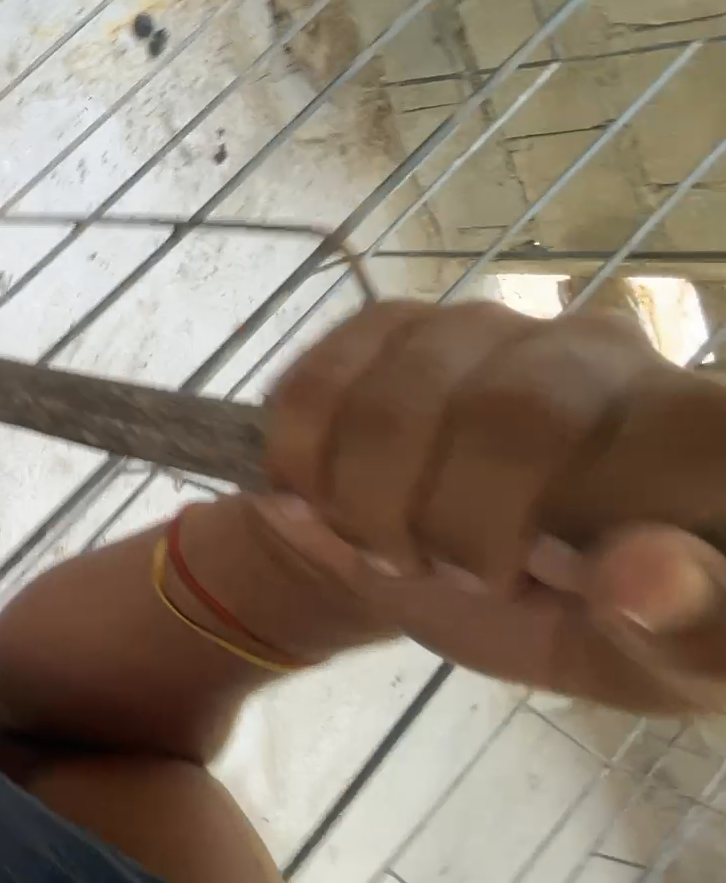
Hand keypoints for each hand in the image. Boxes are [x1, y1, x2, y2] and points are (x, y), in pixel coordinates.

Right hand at [254, 300, 725, 711]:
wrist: (403, 555)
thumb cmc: (537, 612)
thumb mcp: (628, 660)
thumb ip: (681, 637)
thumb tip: (646, 572)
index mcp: (702, 442)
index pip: (698, 431)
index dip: (613, 493)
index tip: (557, 575)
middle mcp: (603, 355)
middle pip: (515, 414)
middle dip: (448, 518)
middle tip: (440, 571)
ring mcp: (482, 328)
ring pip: (395, 400)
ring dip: (361, 497)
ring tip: (377, 542)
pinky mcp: (383, 327)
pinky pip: (318, 382)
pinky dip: (301, 455)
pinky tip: (318, 492)